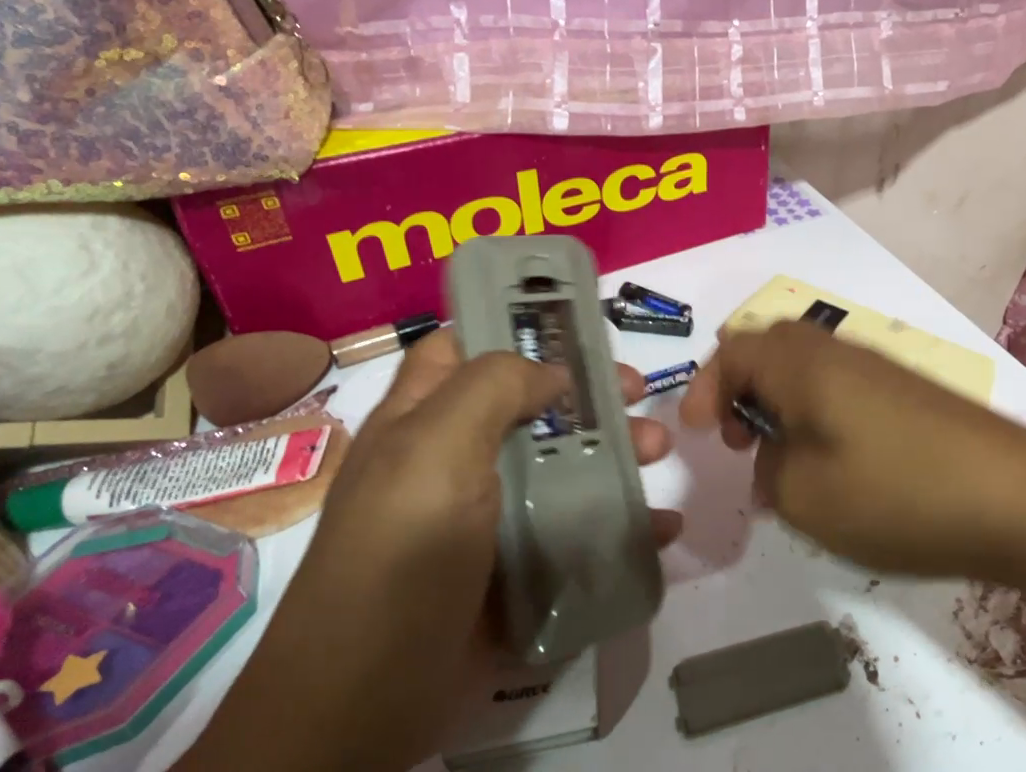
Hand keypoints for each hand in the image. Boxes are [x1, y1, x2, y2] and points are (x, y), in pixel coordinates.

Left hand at [183, 331, 678, 771]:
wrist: (366, 699)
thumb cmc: (402, 553)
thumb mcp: (437, 449)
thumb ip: (494, 388)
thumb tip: (552, 373)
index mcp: (422, 420)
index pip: (462, 347)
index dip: (513, 326)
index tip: (578, 327)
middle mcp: (452, 462)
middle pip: (528, 405)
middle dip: (587, 393)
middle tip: (640, 392)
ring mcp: (483, 522)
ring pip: (558, 467)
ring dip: (614, 453)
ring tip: (659, 454)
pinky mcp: (512, 574)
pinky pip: (573, 534)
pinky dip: (618, 523)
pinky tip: (659, 526)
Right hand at [679, 320, 1025, 583]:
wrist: (1019, 496)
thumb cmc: (898, 493)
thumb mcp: (806, 497)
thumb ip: (768, 470)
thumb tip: (775, 454)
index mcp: (805, 363)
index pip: (736, 350)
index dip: (705, 387)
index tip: (696, 433)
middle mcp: (842, 351)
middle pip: (775, 346)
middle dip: (743, 387)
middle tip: (736, 438)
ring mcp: (884, 369)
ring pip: (812, 367)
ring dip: (784, 402)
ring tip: (783, 458)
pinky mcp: (914, 395)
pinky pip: (846, 387)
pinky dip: (821, 413)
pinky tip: (837, 465)